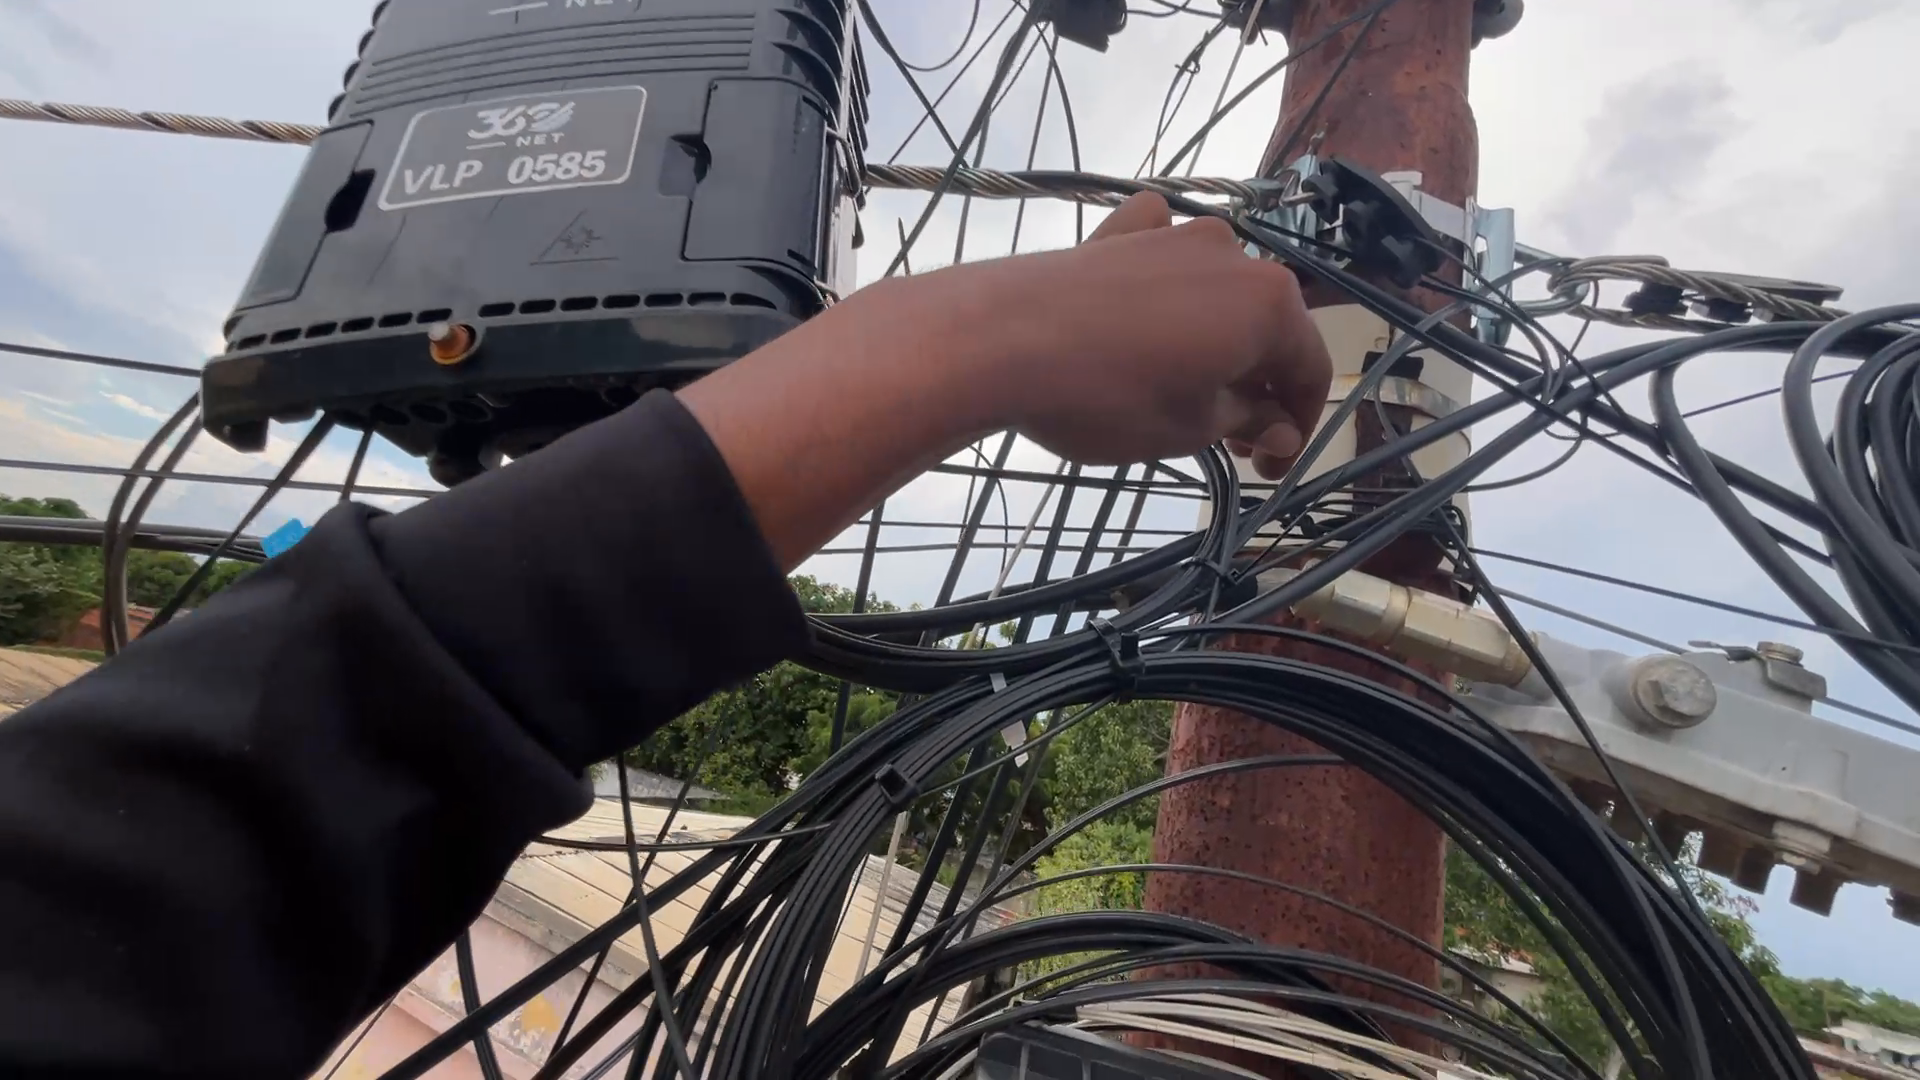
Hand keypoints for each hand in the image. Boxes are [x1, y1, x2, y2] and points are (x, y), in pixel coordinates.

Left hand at [923, 192, 1332, 477]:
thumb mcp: (1188, 428)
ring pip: (1215, 294)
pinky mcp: (1118, 233)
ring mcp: (1173, 234)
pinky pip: (1160, 254)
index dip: (1297, 424)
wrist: (1002, 342)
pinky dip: (1164, 284)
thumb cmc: (1108, 398)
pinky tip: (1147, 305)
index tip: (1268, 463)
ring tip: (1183, 387)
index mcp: (1269, 304)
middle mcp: (1233, 255)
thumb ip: (1246, 421)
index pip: (1310, 370)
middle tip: (1228, 439)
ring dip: (1213, 342)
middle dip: (1255, 387)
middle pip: (1264, 330)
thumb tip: (1279, 425)